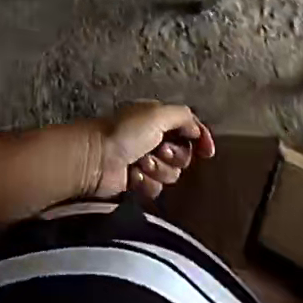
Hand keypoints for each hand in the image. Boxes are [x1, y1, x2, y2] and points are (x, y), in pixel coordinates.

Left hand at [81, 102, 216, 199]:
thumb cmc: (125, 132)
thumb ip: (183, 117)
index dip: (200, 139)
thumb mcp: (157, 114)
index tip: (206, 151)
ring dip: (157, 170)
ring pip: (171, 175)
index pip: (188, 129)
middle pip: (183, 156)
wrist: (96, 159)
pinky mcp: (136, 182)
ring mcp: (145, 161)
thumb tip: (198, 131)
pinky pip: (156, 189)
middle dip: (173, 156)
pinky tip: (132, 176)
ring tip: (139, 163)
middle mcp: (153, 138)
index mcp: (157, 119)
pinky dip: (145, 183)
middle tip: (157, 150)